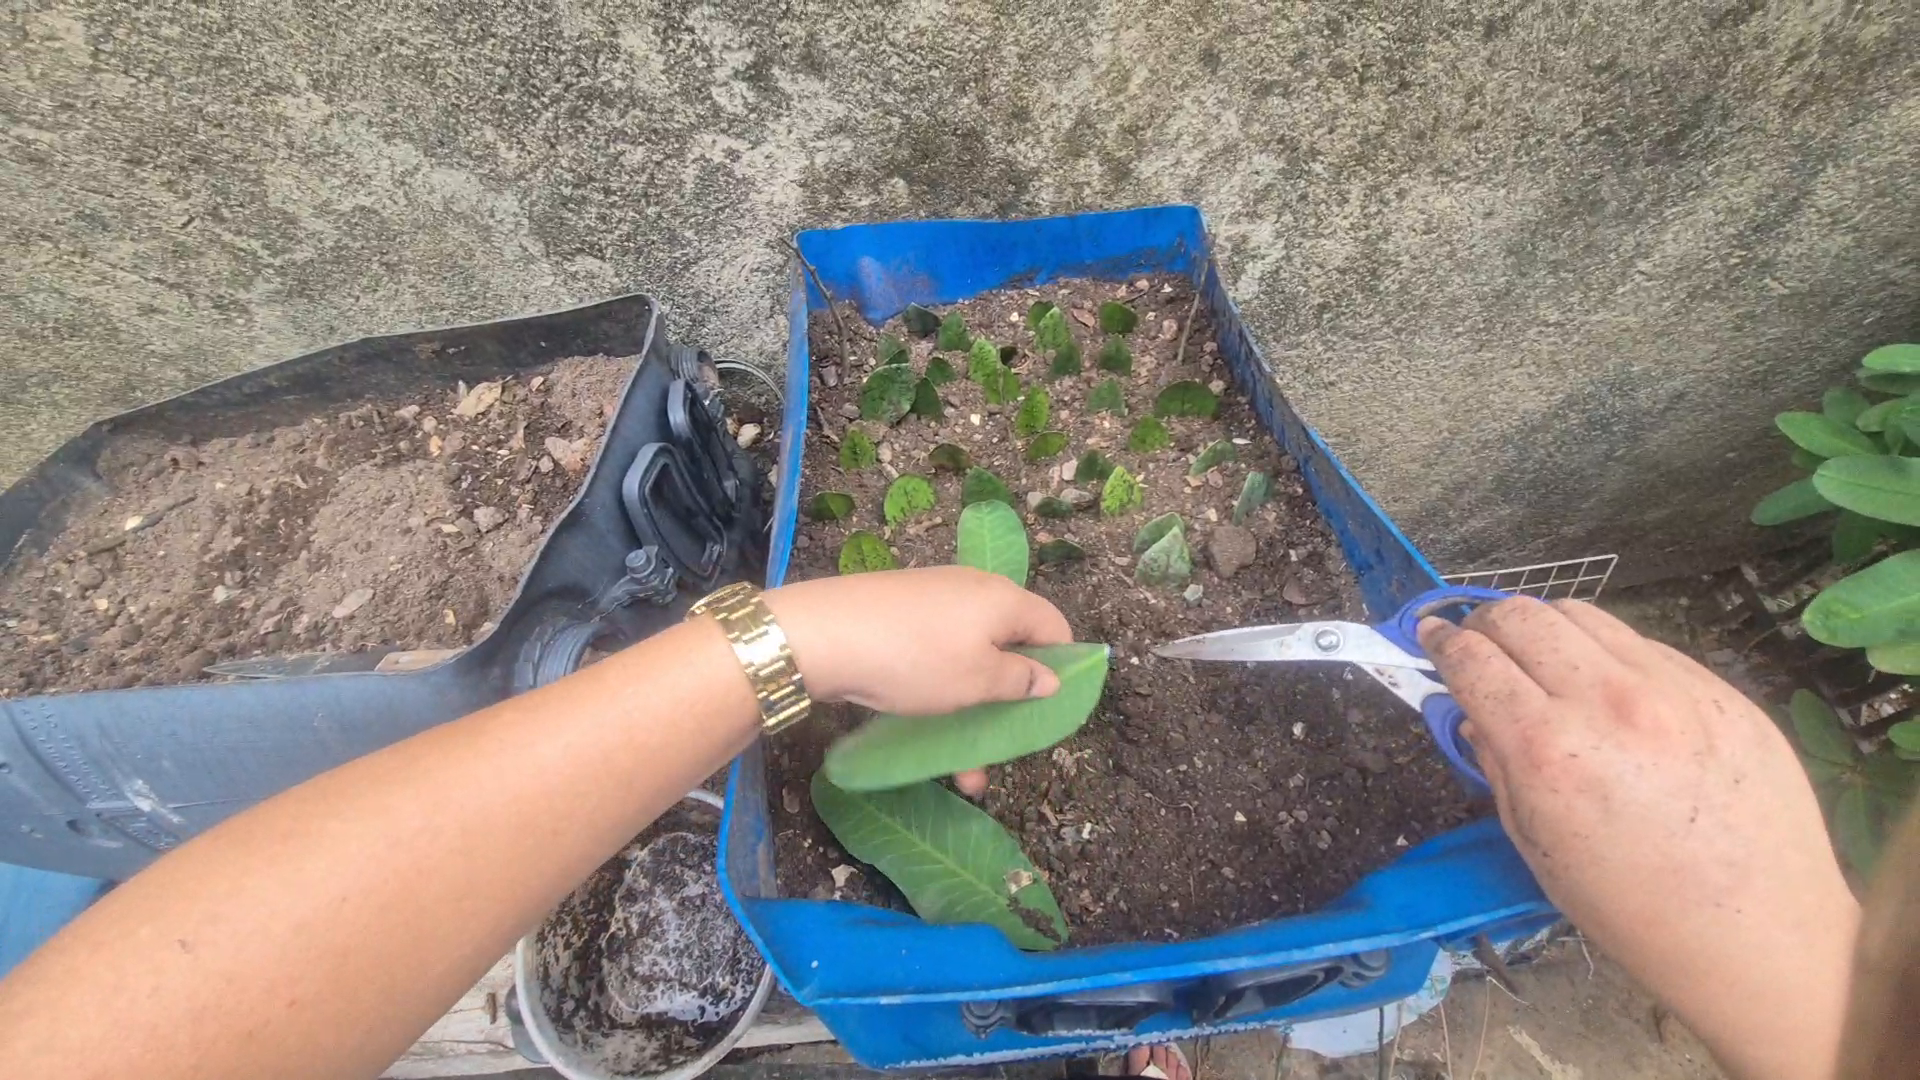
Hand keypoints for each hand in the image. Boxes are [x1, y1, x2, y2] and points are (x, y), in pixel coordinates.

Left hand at [766, 568, 1072, 797]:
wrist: (822, 633)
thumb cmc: (915, 659)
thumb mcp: (977, 680)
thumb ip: (1020, 679)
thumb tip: (1050, 677)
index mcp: (1004, 598)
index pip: (1054, 625)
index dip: (1063, 665)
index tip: (1052, 707)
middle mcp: (974, 589)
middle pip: (1011, 644)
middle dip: (1011, 700)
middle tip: (1004, 744)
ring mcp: (934, 598)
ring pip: (970, 658)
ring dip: (973, 709)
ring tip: (964, 769)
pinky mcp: (901, 611)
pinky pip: (937, 653)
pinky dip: (942, 689)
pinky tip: (928, 726)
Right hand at [1420, 598, 1857, 1079]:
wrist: (1764, 942)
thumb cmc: (1623, 902)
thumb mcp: (1528, 833)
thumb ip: (1493, 756)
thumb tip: (1474, 708)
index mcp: (1548, 748)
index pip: (1471, 656)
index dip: (1438, 640)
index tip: (1429, 637)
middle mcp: (1608, 704)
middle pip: (1519, 615)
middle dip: (1483, 624)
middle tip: (1480, 648)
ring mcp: (1676, 692)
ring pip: (1578, 614)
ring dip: (1542, 630)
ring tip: (1541, 664)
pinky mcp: (1725, 694)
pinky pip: (1639, 644)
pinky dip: (1601, 655)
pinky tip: (1607, 694)